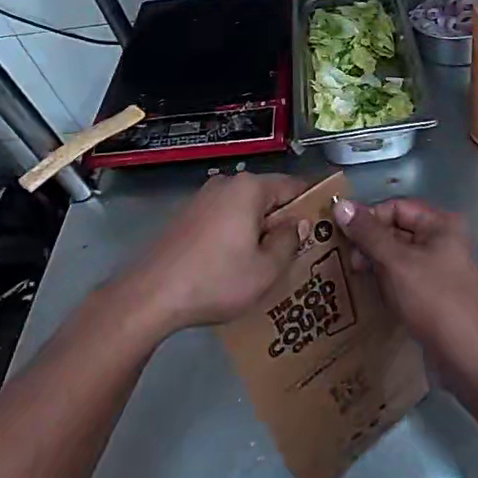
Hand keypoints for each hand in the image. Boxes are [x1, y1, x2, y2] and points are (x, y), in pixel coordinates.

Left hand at [116, 173, 308, 333]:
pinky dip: (235, 234)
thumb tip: (299, 223)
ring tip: (268, 262)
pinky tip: (234, 264)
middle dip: (284, 220)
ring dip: (258, 229)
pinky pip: (224, 218)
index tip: (325, 226)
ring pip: (245, 209)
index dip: (312, 204)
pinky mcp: (187, 215)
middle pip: (268, 196)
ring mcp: (203, 198)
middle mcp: (227, 183)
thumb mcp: (265, 270)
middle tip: (299, 251)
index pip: (293, 186)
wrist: (152, 293)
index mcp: (250, 188)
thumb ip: (290, 242)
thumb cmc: (216, 279)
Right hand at [334, 196, 477, 375]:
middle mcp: (446, 241)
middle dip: (373, 245)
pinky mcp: (441, 297)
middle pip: (399, 230)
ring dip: (380, 266)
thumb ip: (368, 234)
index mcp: (442, 224)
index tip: (344, 236)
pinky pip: (409, 280)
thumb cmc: (436, 303)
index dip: (369, 218)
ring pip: (402, 258)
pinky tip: (380, 298)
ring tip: (361, 280)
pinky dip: (392, 285)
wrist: (474, 363)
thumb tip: (340, 205)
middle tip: (351, 263)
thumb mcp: (397, 264)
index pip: (397, 207)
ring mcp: (445, 271)